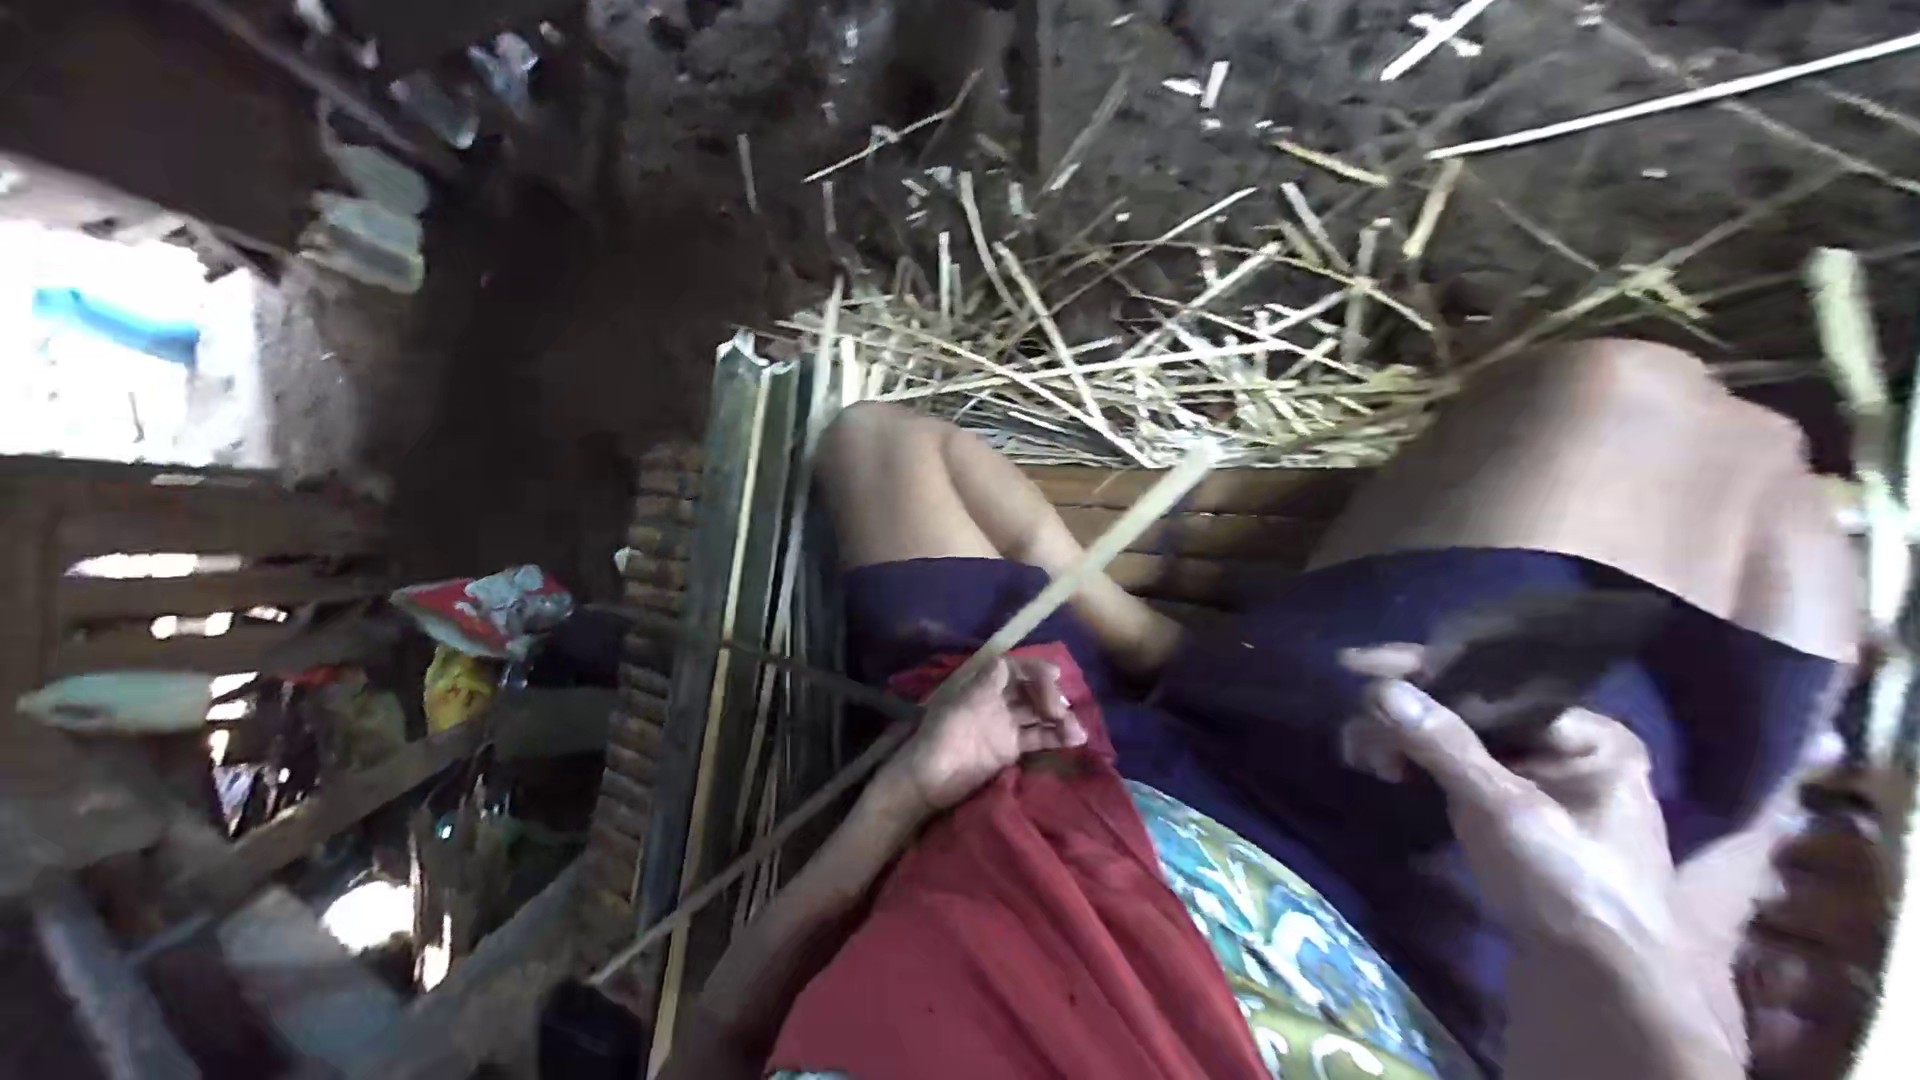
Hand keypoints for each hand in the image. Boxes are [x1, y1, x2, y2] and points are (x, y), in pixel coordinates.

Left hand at [866, 656, 1088, 826]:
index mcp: (981, 686)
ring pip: (1039, 713)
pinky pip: (1039, 737)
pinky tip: (1074, 739)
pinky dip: (1056, 736)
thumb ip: (983, 686)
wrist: (927, 782)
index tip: (1054, 674)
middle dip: (1050, 694)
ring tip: (1077, 729)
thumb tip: (1005, 663)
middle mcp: (996, 701)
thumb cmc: (938, 740)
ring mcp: (1005, 725)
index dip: (1034, 668)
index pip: (1013, 669)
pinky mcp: (1011, 749)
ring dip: (1059, 717)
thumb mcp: (958, 707)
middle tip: (1060, 709)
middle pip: (1030, 689)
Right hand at [1340, 644, 1675, 949]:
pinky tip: (1384, 770)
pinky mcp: (1497, 796)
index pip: (1488, 680)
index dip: (1419, 667)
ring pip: (1441, 730)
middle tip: (1360, 738)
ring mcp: (1524, 769)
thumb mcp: (1506, 811)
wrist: (1596, 985)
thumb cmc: (1572, 890)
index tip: (1354, 663)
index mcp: (1582, 733)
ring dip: (1396, 738)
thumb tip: (1377, 688)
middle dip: (1400, 714)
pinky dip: (1407, 758)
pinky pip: (1440, 758)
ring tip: (1366, 761)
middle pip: (1458, 703)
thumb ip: (1443, 745)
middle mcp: (1554, 740)